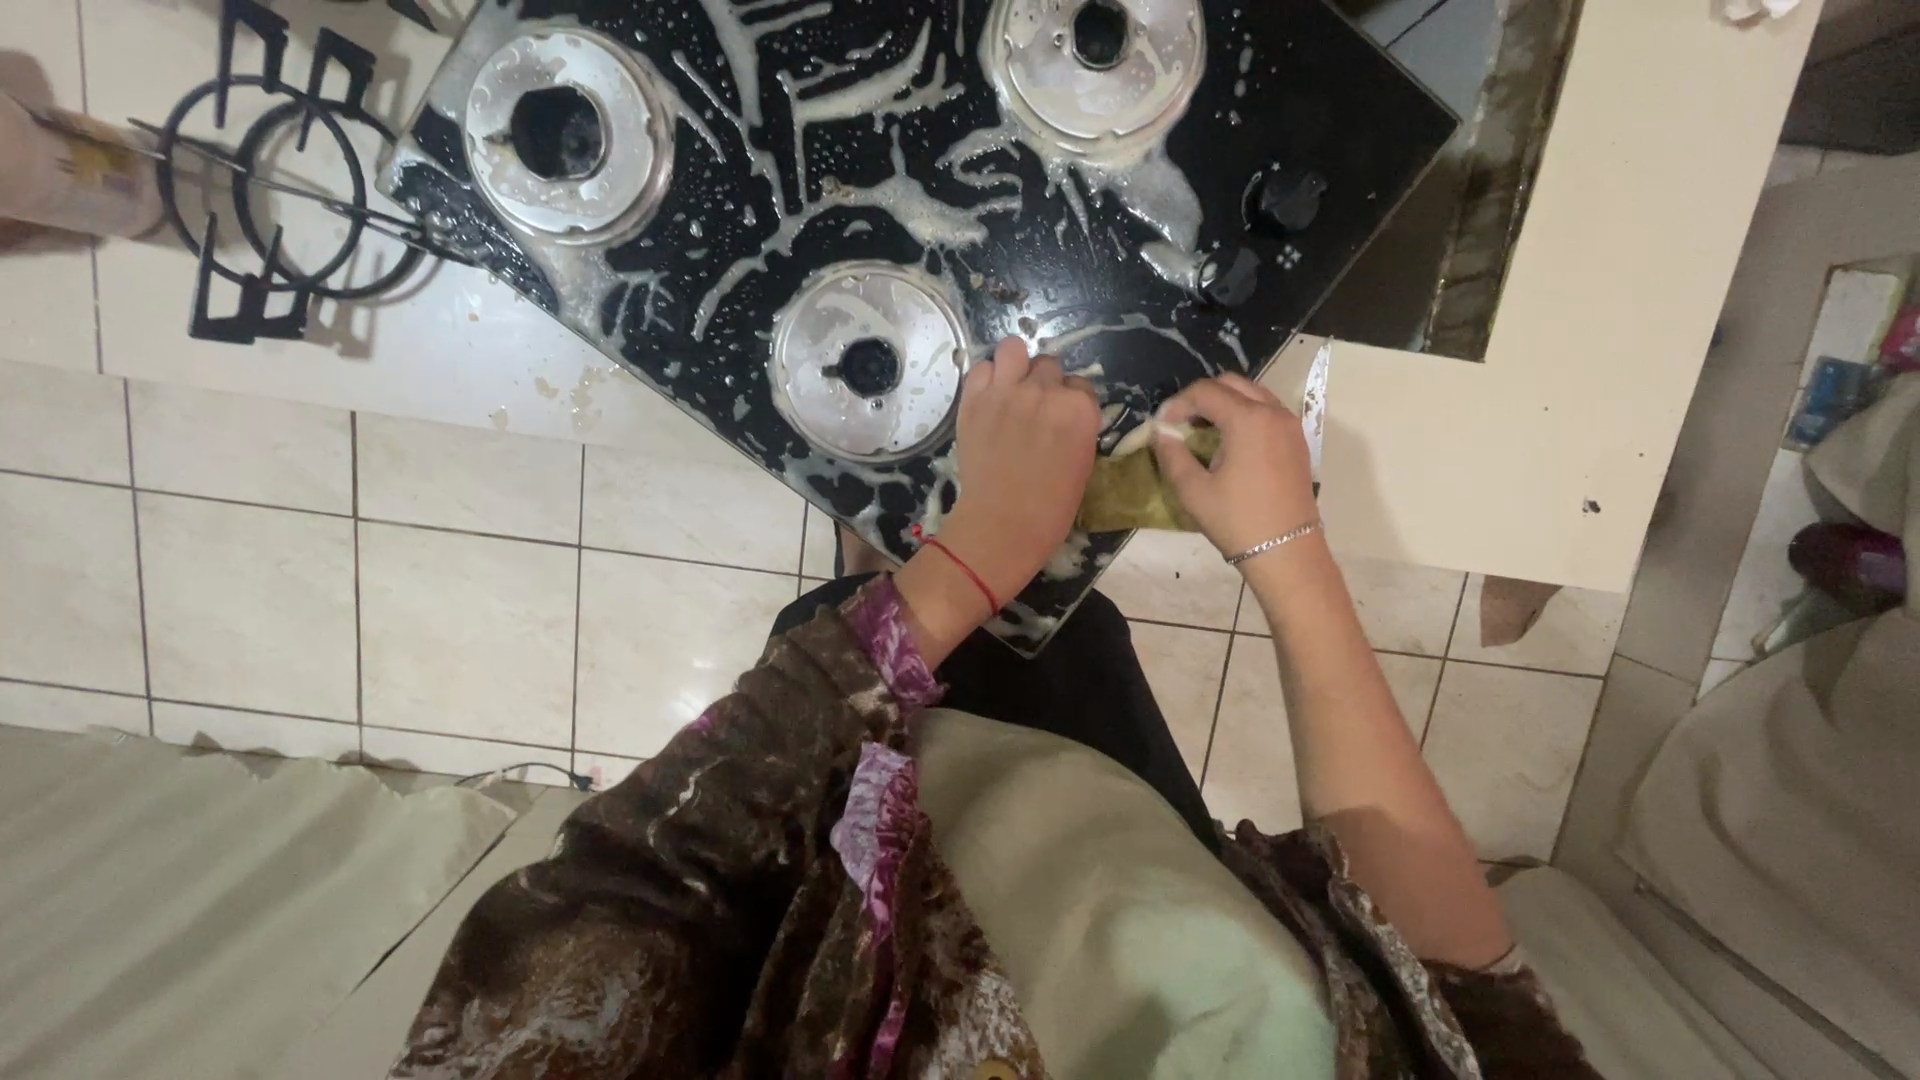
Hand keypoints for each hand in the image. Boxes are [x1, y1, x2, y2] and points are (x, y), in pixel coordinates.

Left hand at [936, 337, 1102, 603]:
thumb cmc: (1050, 508)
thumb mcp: (1082, 463)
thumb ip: (1076, 427)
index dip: (1069, 400)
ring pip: (1013, 349)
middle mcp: (1046, 392)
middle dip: (1043, 383)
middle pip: (1048, 366)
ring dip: (1015, 364)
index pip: (1080, 384)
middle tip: (1034, 409)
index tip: (1060, 418)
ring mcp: (1007, 392)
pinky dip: (986, 378)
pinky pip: (981, 368)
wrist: (1002, 524)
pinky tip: (988, 398)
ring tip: (1010, 387)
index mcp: (1080, 410)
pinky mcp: (974, 400)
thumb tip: (1064, 412)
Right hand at [1154, 375, 1318, 559]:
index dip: (1177, 403)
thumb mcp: (1194, 490)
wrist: (1287, 551)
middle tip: (1181, 422)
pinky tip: (1228, 442)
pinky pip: (1267, 412)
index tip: (1162, 425)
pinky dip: (1245, 415)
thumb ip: (1173, 454)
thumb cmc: (1237, 521)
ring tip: (1203, 430)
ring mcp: (1290, 426)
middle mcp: (1274, 413)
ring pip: (1253, 394)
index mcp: (1248, 420)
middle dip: (1202, 397)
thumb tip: (1161, 433)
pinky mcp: (1297, 442)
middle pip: (1232, 384)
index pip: (1205, 391)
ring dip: (1225, 404)